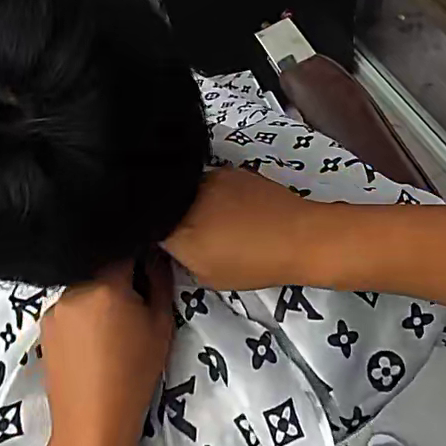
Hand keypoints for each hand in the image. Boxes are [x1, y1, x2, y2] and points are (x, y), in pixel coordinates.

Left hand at [41, 257, 174, 445]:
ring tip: (115, 326)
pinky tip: (95, 339)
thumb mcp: (161, 324)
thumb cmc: (135, 373)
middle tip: (136, 305)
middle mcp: (73, 290)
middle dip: (120, 279)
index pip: (125, 251)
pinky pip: (71, 306)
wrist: (93, 424)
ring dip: (101, 295)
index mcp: (104, 284)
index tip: (150, 275)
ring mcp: (54, 309)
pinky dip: (85, 312)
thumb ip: (160, 280)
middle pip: (103, 268)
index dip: (141, 259)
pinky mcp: (44, 328)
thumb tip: (155, 255)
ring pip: (85, 286)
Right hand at [162, 169, 322, 290]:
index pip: (147, 230)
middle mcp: (188, 198)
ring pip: (185, 189)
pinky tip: (227, 206)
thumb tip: (170, 245)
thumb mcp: (208, 276)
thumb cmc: (255, 264)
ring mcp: (210, 178)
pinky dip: (209, 192)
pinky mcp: (230, 168)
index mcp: (178, 230)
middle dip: (168, 216)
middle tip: (187, 232)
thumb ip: (181, 259)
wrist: (298, 235)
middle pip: (164, 204)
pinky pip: (208, 179)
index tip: (160, 244)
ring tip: (211, 219)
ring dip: (189, 202)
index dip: (149, 236)